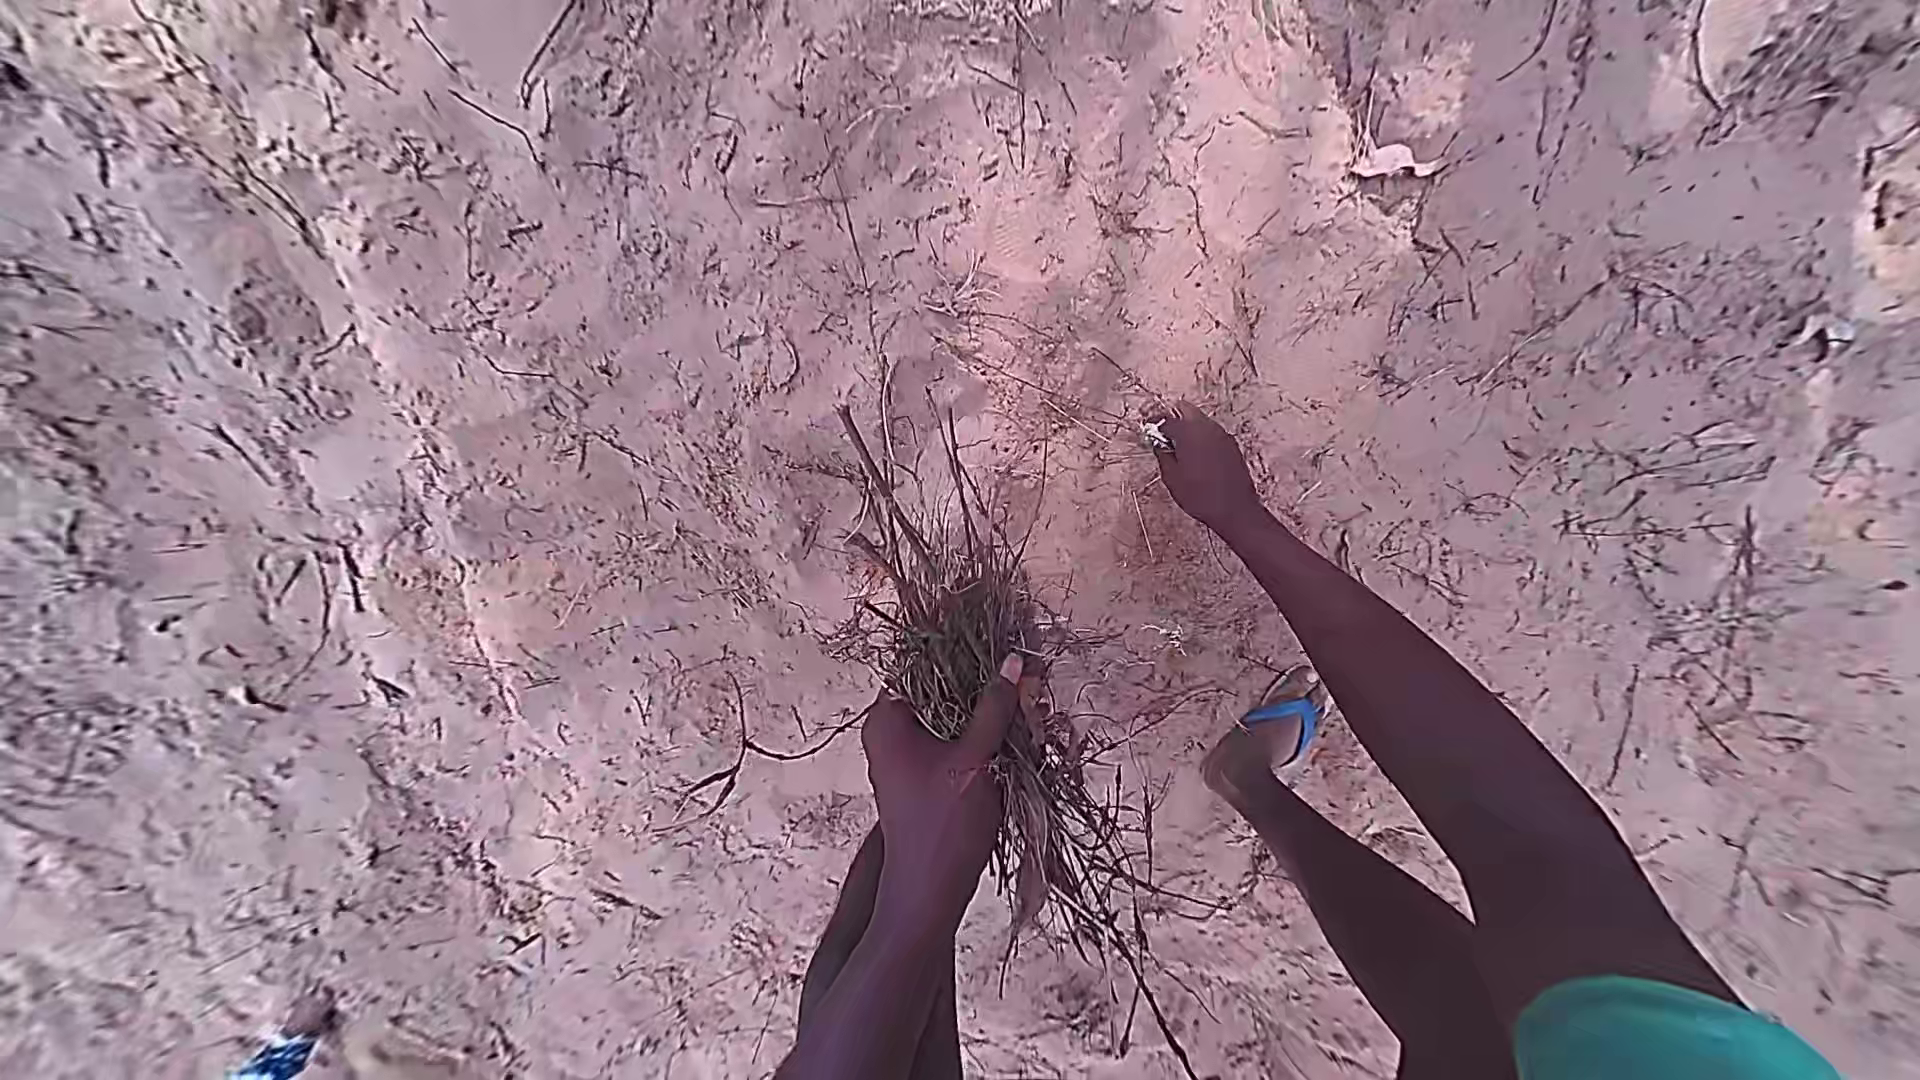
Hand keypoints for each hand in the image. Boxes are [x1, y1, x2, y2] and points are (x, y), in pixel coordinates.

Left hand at [861, 654, 1023, 930]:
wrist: (930, 896)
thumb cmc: (944, 826)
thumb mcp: (974, 759)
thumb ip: (994, 707)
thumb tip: (1012, 660)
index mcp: (887, 720)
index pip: (923, 665)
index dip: (964, 654)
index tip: (1003, 649)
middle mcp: (890, 731)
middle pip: (942, 690)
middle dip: (986, 686)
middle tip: (1027, 679)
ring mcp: (906, 753)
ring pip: (952, 715)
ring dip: (989, 711)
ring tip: (1029, 704)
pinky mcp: (924, 772)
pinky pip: (954, 738)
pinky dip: (982, 733)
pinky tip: (1016, 731)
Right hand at [1147, 403, 1262, 532]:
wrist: (1234, 509)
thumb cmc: (1200, 495)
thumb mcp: (1172, 477)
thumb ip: (1163, 454)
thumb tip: (1158, 443)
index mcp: (1189, 434)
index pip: (1167, 419)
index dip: (1154, 423)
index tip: (1147, 428)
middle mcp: (1207, 429)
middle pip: (1186, 410)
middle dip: (1172, 418)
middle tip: (1161, 433)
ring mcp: (1222, 436)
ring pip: (1200, 420)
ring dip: (1186, 427)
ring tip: (1176, 446)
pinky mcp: (1230, 445)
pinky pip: (1210, 432)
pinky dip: (1199, 436)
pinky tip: (1193, 454)